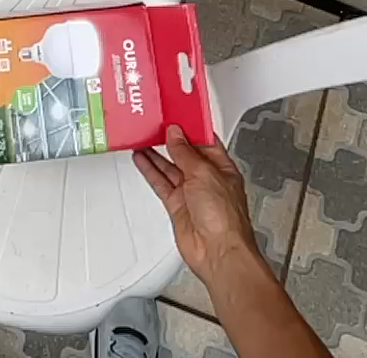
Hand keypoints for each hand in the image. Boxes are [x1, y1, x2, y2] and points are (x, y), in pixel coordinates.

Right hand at [134, 126, 263, 282]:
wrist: (218, 254)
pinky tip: (141, 159)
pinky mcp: (177, 205)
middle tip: (155, 122)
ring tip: (143, 136)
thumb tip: (175, 134)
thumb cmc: (225, 219)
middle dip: (170, 138)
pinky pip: (161, 182)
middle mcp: (207, 179)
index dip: (190, 126)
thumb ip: (186, 153)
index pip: (204, 140)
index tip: (176, 113)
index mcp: (221, 168)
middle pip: (185, 152)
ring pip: (170, 166)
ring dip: (156, 152)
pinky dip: (150, 170)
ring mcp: (191, 193)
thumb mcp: (204, 174)